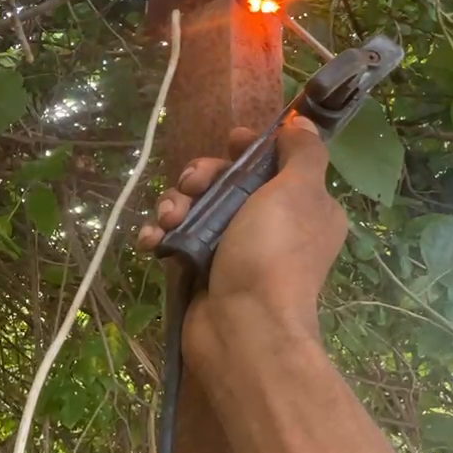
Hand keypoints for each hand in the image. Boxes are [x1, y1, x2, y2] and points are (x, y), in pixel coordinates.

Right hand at [134, 117, 348, 380]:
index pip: (271, 164)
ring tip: (167, 219)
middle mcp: (268, 225)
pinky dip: (160, 235)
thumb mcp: (298, 192)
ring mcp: (231, 249)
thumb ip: (302, 154)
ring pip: (194, 208)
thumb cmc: (273, 254)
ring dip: (173, 205)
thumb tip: (301, 125)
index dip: (246, 150)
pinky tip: (151, 240)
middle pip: (225, 182)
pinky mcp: (199, 269)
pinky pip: (175, 239)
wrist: (242, 327)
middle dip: (201, 177)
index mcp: (301, 206)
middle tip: (191, 186)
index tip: (229, 142)